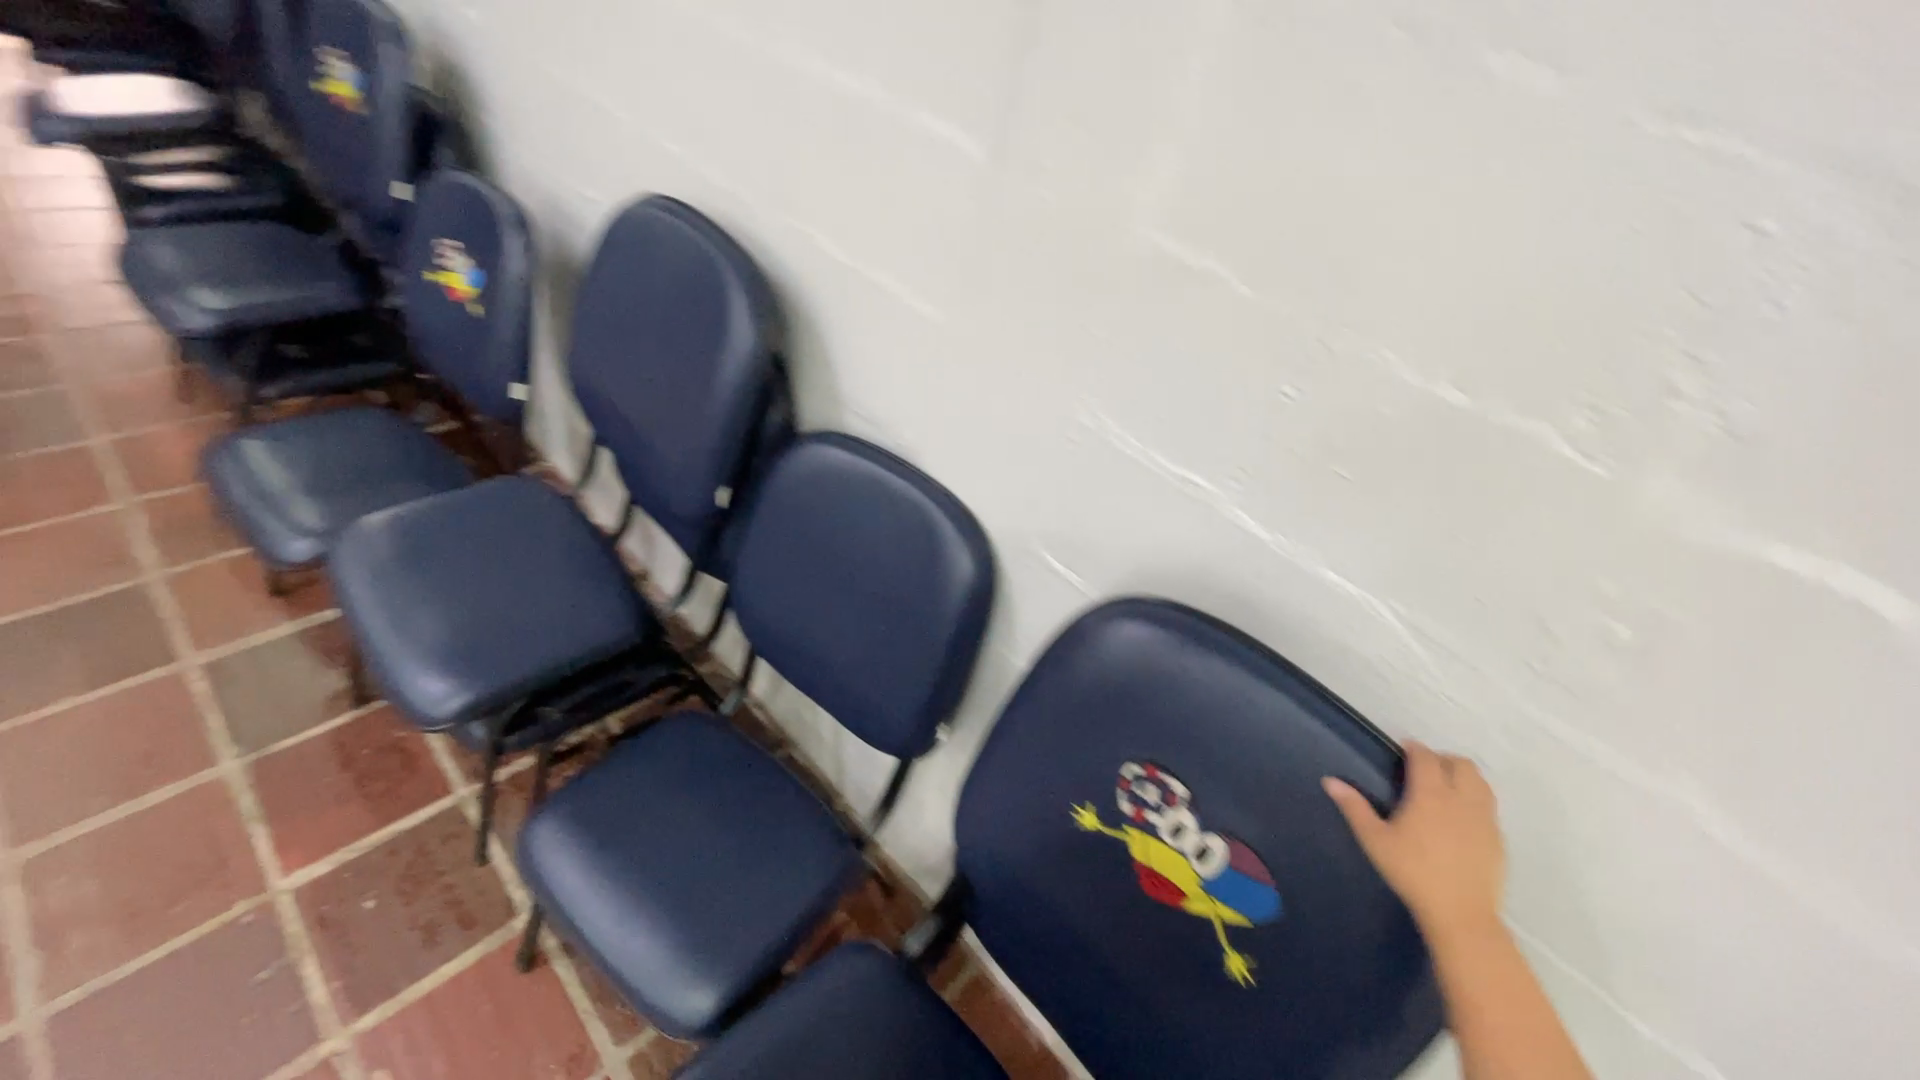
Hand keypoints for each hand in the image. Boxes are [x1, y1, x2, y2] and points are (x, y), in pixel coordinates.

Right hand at [1323, 741, 1505, 941]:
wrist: (1460, 912)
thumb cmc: (1411, 872)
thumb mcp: (1374, 840)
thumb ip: (1354, 807)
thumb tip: (1330, 781)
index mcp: (1430, 794)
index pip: (1426, 757)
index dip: (1414, 748)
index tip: (1403, 748)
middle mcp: (1462, 798)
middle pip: (1460, 763)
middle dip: (1442, 758)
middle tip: (1424, 769)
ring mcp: (1485, 818)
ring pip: (1480, 782)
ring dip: (1463, 775)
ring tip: (1446, 786)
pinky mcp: (1498, 837)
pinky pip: (1489, 805)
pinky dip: (1475, 798)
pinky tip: (1461, 817)